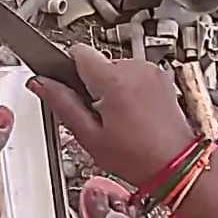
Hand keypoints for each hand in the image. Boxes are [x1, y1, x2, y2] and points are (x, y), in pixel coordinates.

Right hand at [27, 44, 195, 187]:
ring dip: (110, 87)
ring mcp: (150, 71)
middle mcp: (134, 68)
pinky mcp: (160, 76)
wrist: (177, 166)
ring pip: (114, 69)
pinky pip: (132, 74)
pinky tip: (133, 114)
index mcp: (113, 80)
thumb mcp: (89, 135)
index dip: (68, 70)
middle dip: (91, 84)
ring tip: (118, 118)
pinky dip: (128, 89)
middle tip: (98, 115)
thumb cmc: (137, 157)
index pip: (78, 51)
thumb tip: (40, 82)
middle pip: (96, 63)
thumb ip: (62, 104)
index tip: (72, 89)